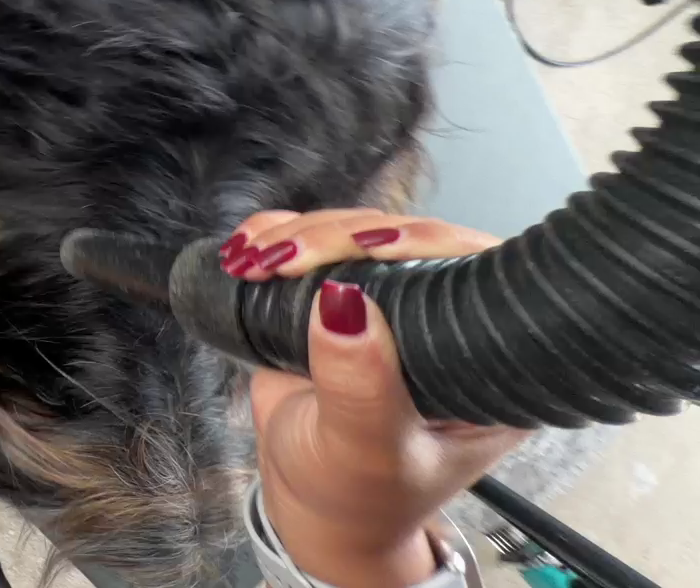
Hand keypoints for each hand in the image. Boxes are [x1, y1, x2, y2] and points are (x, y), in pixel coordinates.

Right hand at [234, 210, 530, 587]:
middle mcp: (439, 325)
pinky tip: (243, 248)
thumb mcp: (363, 449)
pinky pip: (303, 248)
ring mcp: (381, 308)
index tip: (361, 246)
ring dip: (290, 233)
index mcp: (487, 363)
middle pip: (396, 240)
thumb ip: (359, 385)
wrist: (306, 498)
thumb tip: (344, 301)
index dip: (422, 241)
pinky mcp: (327, 303)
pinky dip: (268, 236)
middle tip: (275, 261)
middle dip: (329, 236)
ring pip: (345, 234)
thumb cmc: (353, 490)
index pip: (473, 270)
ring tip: (248, 260)